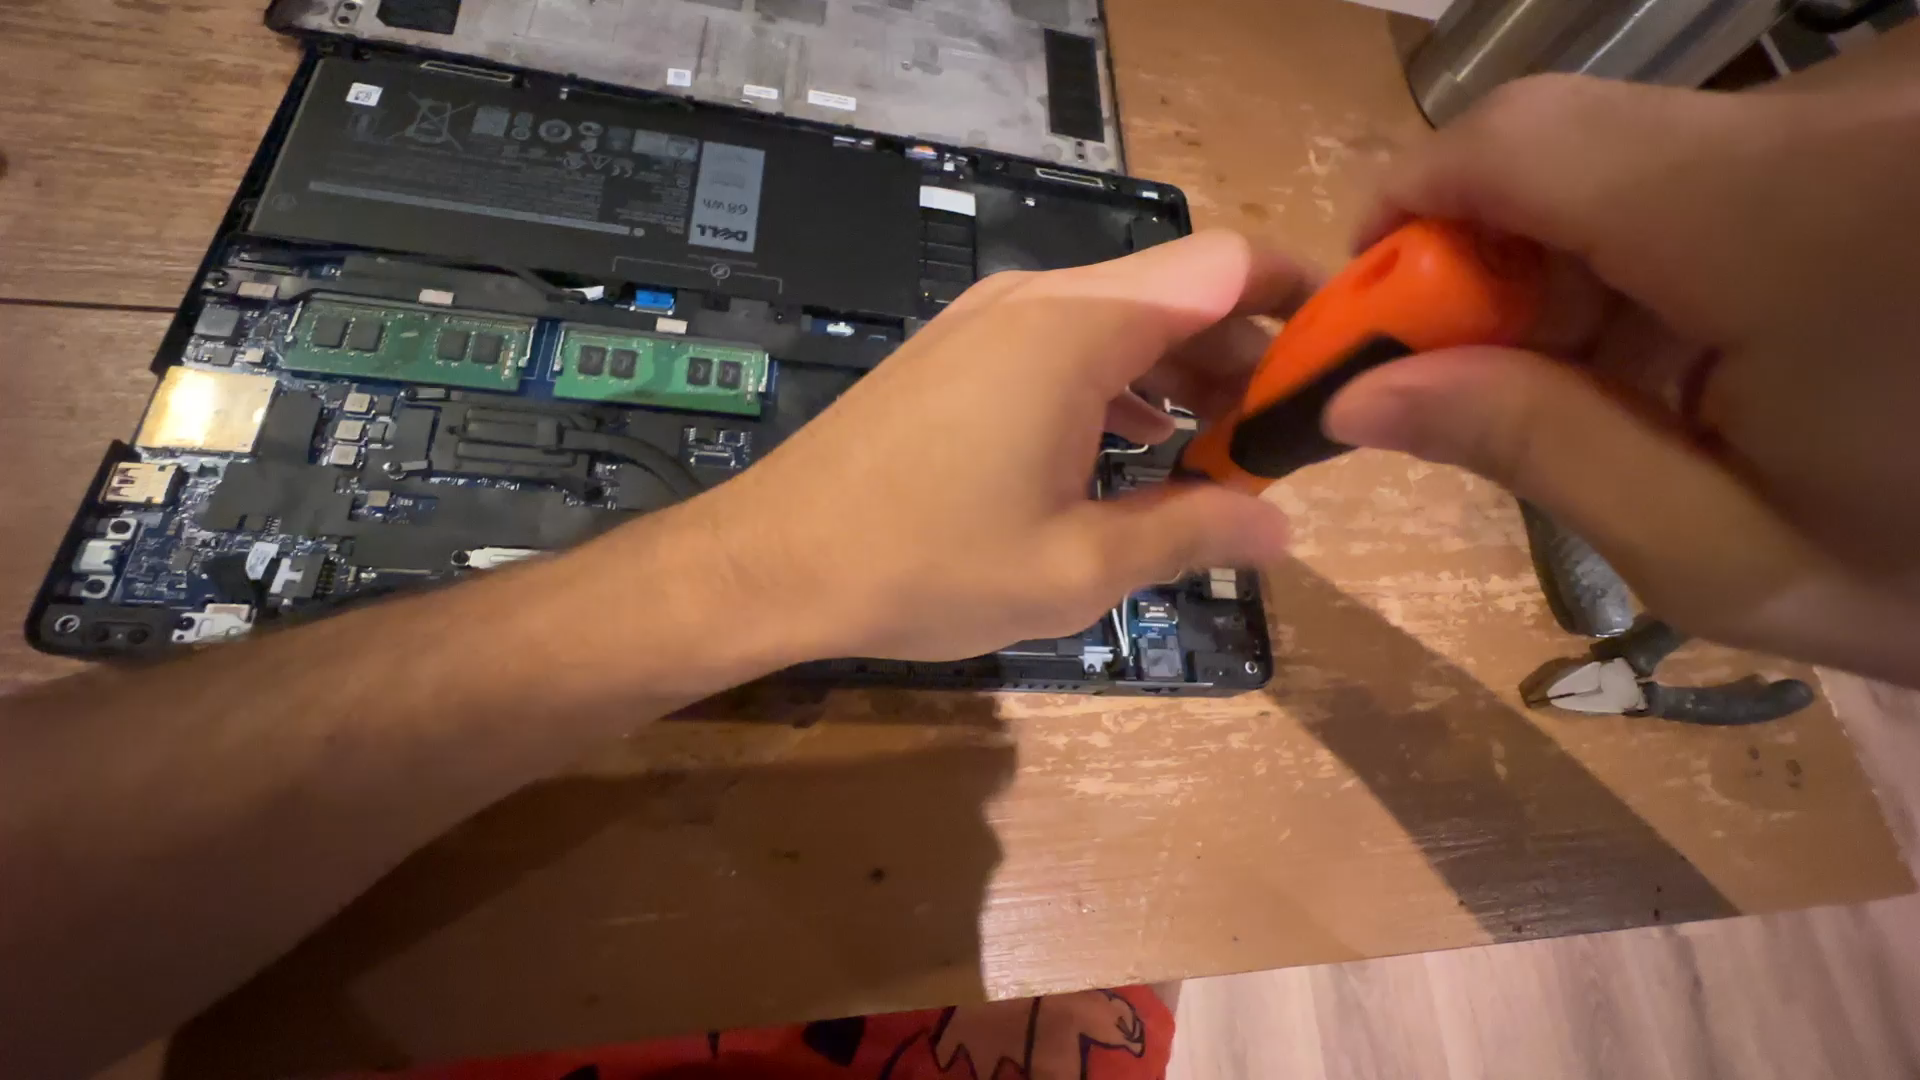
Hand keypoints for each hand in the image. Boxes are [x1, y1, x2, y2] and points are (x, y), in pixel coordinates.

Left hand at [661, 231, 1303, 661]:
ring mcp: (983, 321)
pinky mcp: (951, 353)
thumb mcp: (1076, 566)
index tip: (1332, 369)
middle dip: (1239, 355)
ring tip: (1208, 450)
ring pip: (1114, 320)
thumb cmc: (927, 566)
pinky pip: (1057, 346)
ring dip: (1172, 374)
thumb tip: (1280, 527)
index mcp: (1078, 330)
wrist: (774, 562)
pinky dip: (1108, 384)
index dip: (1295, 304)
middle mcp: (1034, 300)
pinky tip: (1119, 447)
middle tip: (1273, 439)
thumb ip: (1191, 532)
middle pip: (1173, 291)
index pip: (1225, 266)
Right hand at [1318, 42, 1919, 684]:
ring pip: (1639, 166)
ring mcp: (1904, 107)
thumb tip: (1360, 397)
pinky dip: (1652, 260)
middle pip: (1570, 156)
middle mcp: (1864, 114)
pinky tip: (1693, 351)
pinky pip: (1719, 170)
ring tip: (1607, 391)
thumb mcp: (1722, 554)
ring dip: (1567, 277)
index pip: (1520, 142)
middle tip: (1467, 386)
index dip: (1408, 204)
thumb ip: (1530, 453)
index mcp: (1800, 217)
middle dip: (1479, 271)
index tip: (1367, 306)